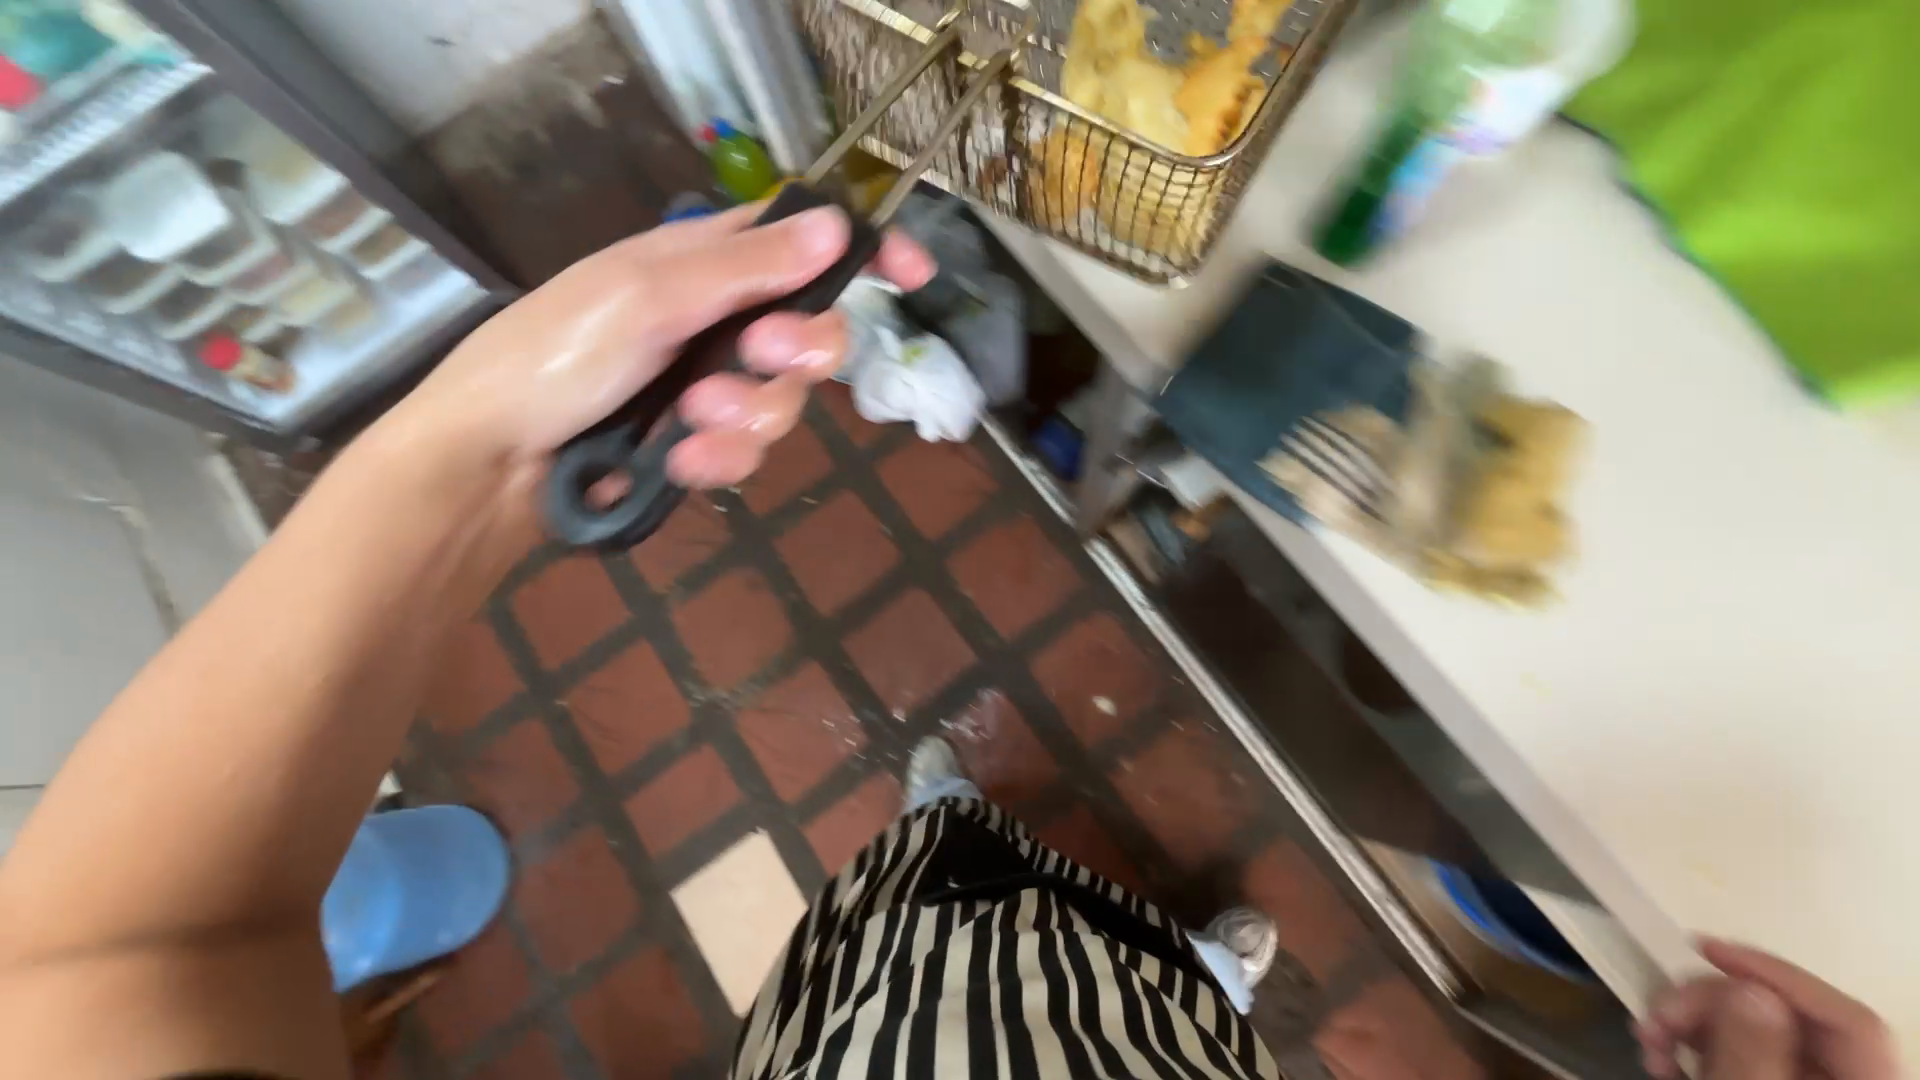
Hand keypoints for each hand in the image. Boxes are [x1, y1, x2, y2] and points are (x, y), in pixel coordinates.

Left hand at [389, 201, 933, 495]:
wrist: (502, 460)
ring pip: (788, 401)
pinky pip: (753, 449)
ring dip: (749, 413)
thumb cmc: (558, 354)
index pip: (802, 241)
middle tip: (766, 356)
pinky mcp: (708, 441)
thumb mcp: (648, 296)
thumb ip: (746, 268)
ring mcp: (718, 383)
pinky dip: (725, 457)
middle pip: (815, 331)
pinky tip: (684, 461)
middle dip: (799, 352)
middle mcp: (723, 319)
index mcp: (707, 261)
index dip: (862, 253)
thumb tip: (837, 227)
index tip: (913, 277)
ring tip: (694, 420)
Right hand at [1637, 938, 1898, 1079]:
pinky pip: (1736, 1044)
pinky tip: (1661, 1054)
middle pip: (1783, 1014)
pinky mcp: (1772, 1076)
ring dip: (1686, 1022)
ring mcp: (1808, 1077)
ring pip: (1747, 1023)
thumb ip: (1752, 1051)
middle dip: (1705, 1004)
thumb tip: (1748, 986)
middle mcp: (1848, 1079)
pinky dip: (1692, 1040)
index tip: (1701, 945)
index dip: (1779, 974)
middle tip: (1657, 1018)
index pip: (1848, 1017)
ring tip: (1649, 1041)